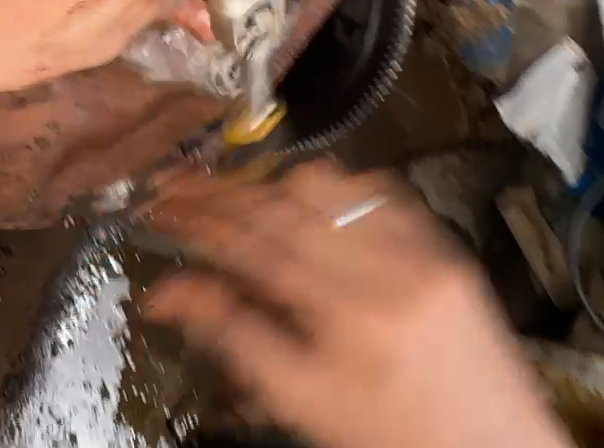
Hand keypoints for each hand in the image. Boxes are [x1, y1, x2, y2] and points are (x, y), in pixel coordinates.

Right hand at [140, 163, 572, 447]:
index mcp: (350, 314)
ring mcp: (423, 251)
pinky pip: (376, 192)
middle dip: (218, 190)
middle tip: (176, 185)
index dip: (195, 217)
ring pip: (325, 183)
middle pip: (280, 204)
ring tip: (234, 191)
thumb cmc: (392, 437)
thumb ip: (231, 335)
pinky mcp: (446, 248)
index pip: (249, 242)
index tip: (158, 205)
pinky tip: (304, 195)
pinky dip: (329, 185)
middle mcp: (387, 268)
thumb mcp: (303, 400)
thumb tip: (162, 292)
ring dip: (269, 181)